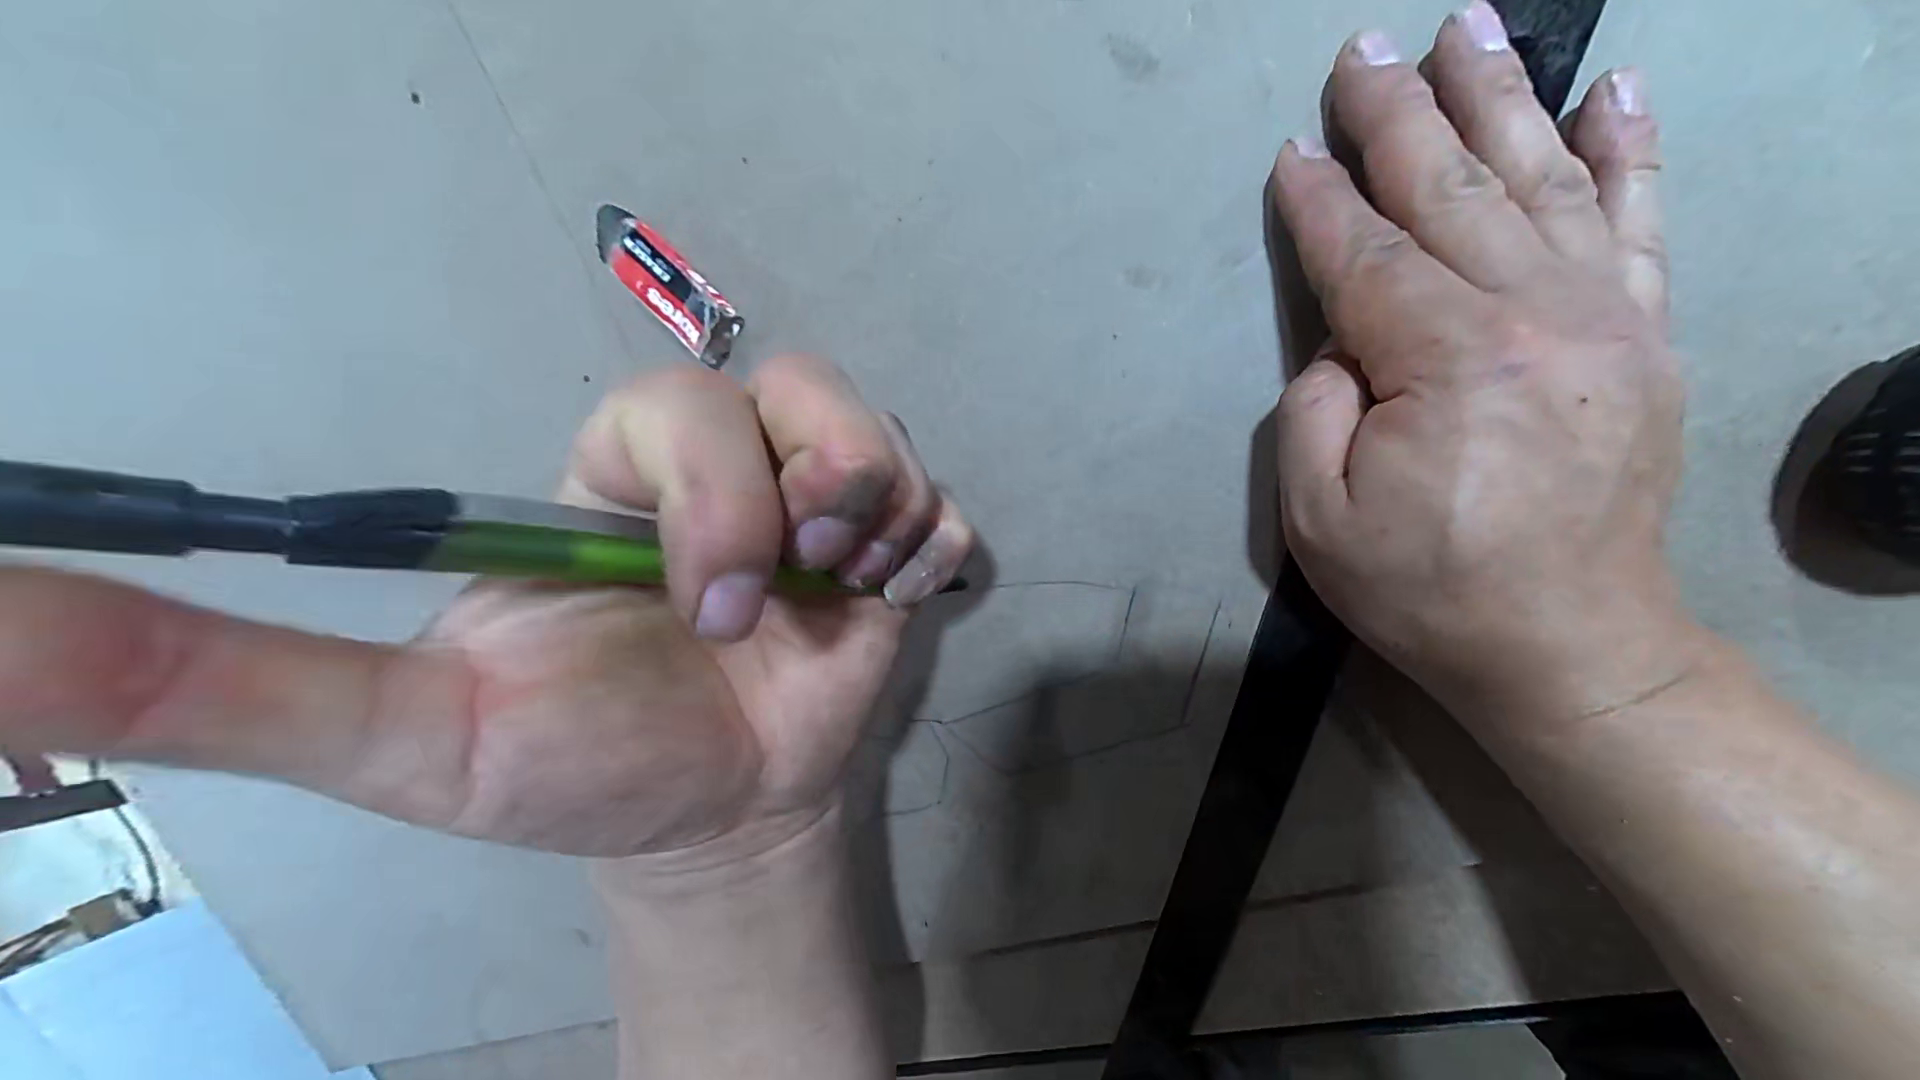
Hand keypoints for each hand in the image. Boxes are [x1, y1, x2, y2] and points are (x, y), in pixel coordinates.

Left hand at [0, 355, 971, 857]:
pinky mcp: (888, 541)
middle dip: (819, 494)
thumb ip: (223, 679)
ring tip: (847, 590)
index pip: (688, 402)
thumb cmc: (588, 772)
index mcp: (624, 478)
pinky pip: (937, 502)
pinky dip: (927, 549)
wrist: (717, 812)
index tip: (716, 605)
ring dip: (878, 519)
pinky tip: (887, 599)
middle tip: (797, 583)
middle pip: (809, 390)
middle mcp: (728, 466)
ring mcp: (819, 499)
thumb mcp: (412, 737)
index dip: (718, 494)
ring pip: (884, 435)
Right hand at [1270, 6, 1693, 721]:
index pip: (1366, 258)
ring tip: (1469, 27)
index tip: (1292, 150)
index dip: (1319, 203)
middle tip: (1362, 50)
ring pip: (1545, 181)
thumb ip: (1313, 410)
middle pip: (1453, 193)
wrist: (1563, 645)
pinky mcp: (1643, 340)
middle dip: (1398, 116)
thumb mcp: (1317, 515)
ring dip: (1499, 98)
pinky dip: (1626, 148)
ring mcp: (1606, 321)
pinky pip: (1637, 222)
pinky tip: (1611, 89)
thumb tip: (1343, 343)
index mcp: (1448, 364)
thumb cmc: (1421, 588)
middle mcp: (1538, 318)